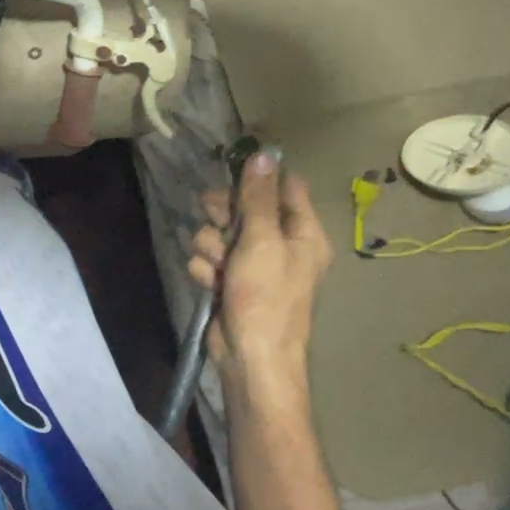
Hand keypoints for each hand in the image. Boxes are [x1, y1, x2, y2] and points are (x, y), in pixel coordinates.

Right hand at [187, 150, 332, 399]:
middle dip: (222, 215)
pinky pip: (208, 257)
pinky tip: (212, 283)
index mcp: (303, 234)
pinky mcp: (229, 279)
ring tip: (218, 268)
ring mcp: (253, 263)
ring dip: (210, 246)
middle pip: (243, 207)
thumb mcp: (262, 242)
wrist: (251, 355)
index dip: (258, 180)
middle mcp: (280, 245)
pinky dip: (206, 268)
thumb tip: (263, 154)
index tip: (232, 177)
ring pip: (218, 231)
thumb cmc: (266, 297)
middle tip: (217, 222)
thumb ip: (259, 198)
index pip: (284, 188)